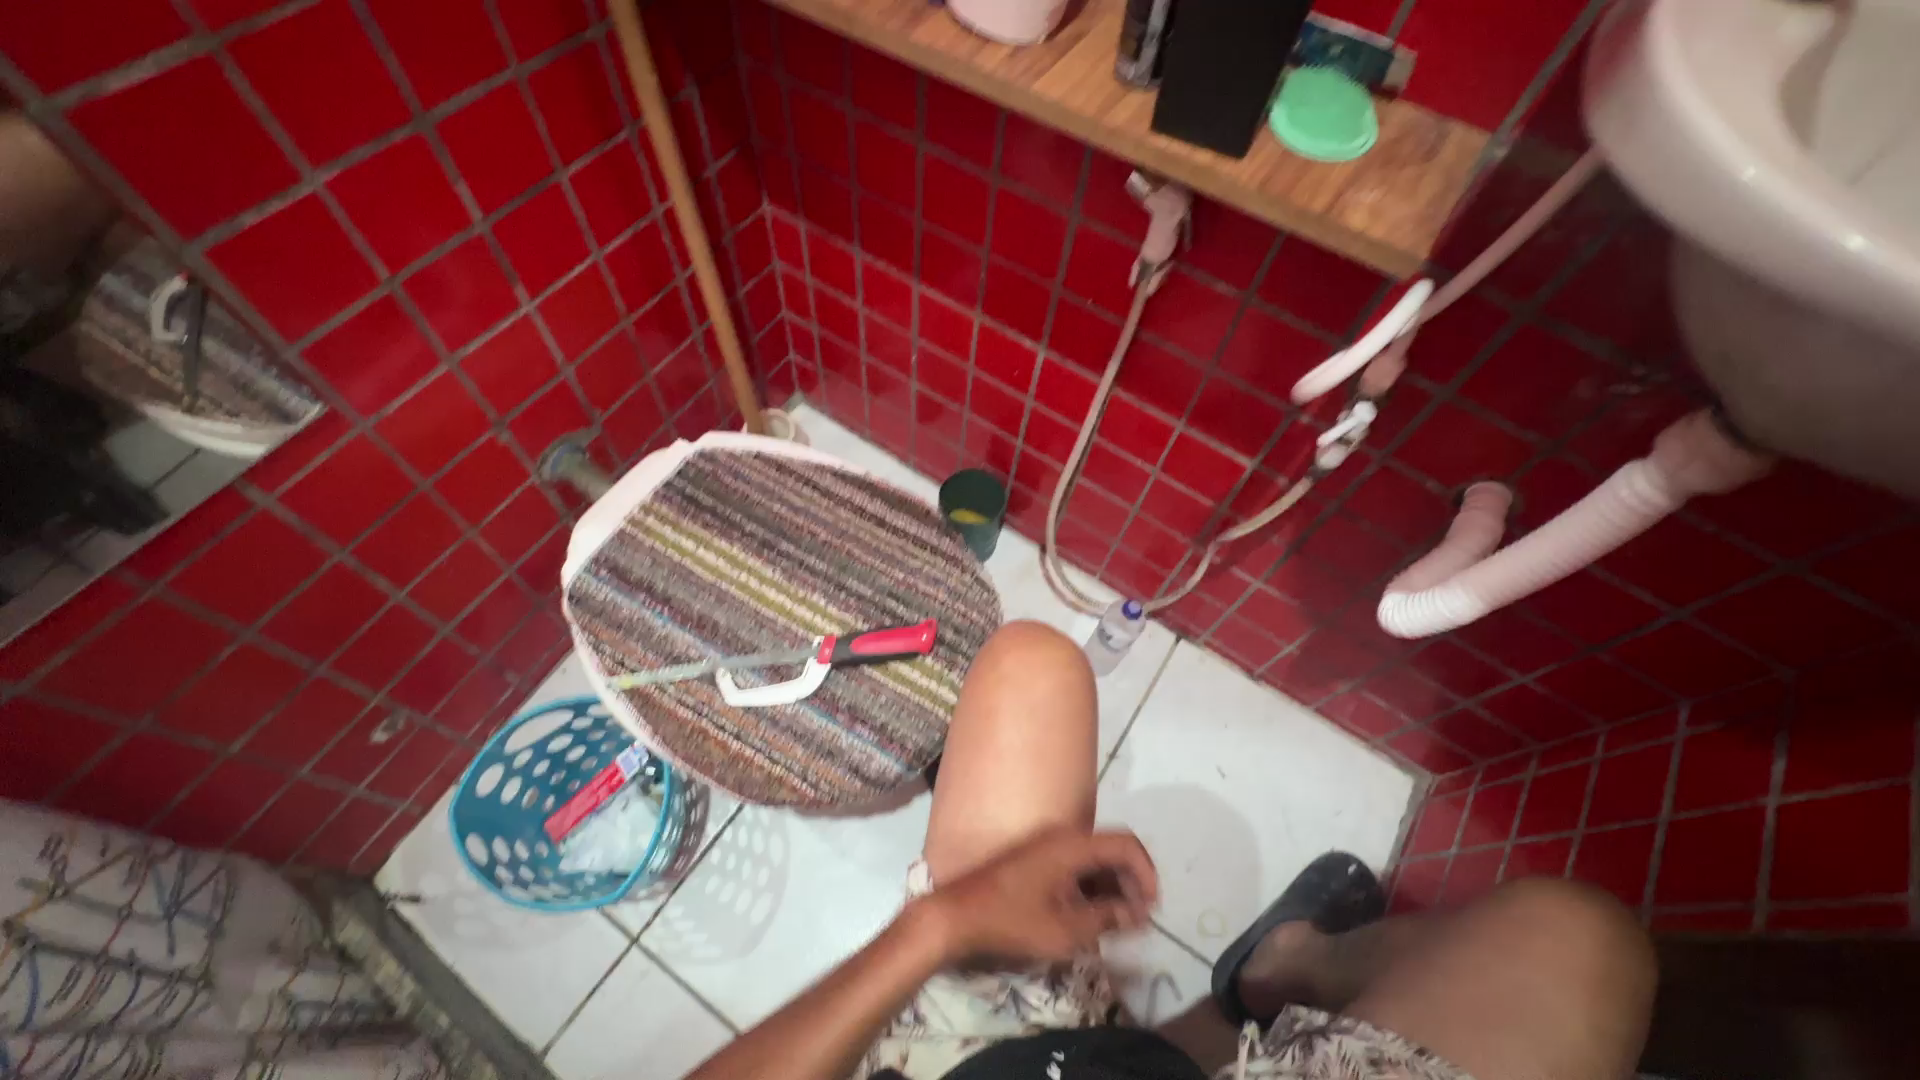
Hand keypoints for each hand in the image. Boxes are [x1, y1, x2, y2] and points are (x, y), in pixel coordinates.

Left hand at [916, 828, 1158, 966]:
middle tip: (1138, 919)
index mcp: (1072, 844)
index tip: (1152, 907)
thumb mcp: (1065, 929)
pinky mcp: (1034, 859)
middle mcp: (1061, 836)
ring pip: (1092, 858)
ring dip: (1111, 885)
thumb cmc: (1010, 922)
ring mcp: (1045, 846)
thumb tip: (1137, 913)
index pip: (1126, 844)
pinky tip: (1091, 915)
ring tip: (1119, 922)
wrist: (955, 916)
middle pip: (1111, 849)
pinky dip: (1090, 886)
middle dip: (1131, 881)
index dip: (1146, 873)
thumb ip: (1106, 918)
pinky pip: (1074, 864)